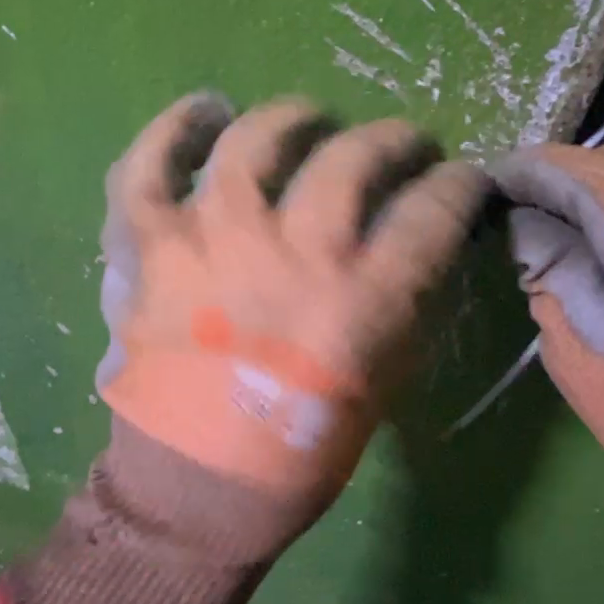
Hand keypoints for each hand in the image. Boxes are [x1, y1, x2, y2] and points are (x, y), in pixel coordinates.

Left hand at [96, 92, 488, 496]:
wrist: (192, 489)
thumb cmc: (299, 447)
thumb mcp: (384, 380)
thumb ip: (406, 299)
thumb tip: (420, 231)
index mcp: (359, 304)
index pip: (432, 211)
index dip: (458, 184)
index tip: (458, 177)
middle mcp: (287, 259)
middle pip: (351, 159)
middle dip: (390, 139)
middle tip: (396, 145)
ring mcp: (207, 245)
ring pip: (252, 143)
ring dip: (289, 119)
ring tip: (304, 119)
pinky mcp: (146, 248)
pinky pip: (148, 166)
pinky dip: (171, 131)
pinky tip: (204, 114)